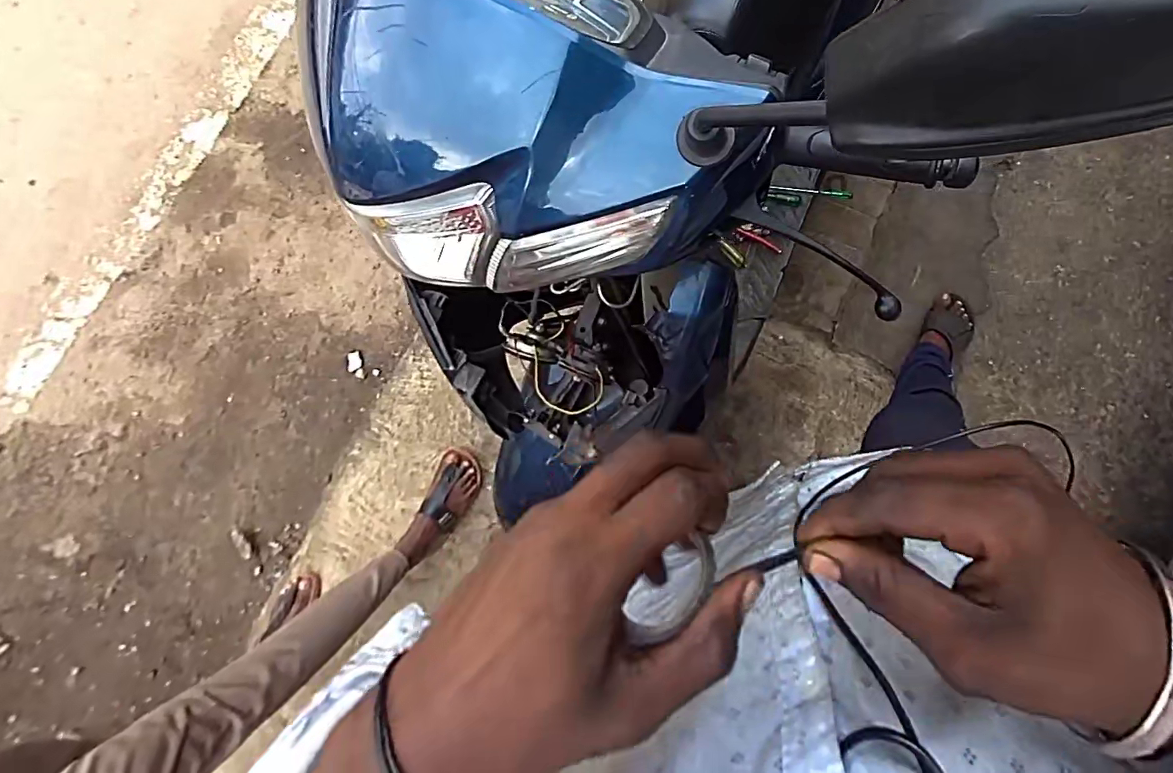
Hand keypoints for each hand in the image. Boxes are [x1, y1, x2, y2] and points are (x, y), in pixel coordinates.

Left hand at [315, 433, 761, 772]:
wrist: (423, 725)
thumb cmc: (531, 722)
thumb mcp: (631, 708)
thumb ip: (705, 649)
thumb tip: (750, 584)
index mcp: (596, 560)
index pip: (677, 490)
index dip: (715, 495)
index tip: (723, 525)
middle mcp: (569, 518)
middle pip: (648, 448)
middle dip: (696, 455)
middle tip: (718, 492)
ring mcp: (542, 513)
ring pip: (619, 463)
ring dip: (661, 477)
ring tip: (679, 534)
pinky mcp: (525, 522)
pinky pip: (590, 490)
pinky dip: (627, 498)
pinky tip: (629, 557)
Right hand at [796, 447, 1168, 735]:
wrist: (1150, 650)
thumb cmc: (1064, 660)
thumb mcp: (971, 650)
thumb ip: (892, 594)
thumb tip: (828, 557)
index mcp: (999, 511)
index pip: (894, 497)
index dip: (840, 517)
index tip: (803, 544)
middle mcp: (1002, 466)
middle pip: (899, 470)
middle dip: (854, 507)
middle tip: (828, 551)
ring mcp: (1010, 460)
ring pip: (915, 464)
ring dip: (878, 499)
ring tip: (861, 547)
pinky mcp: (1013, 466)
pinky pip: (939, 468)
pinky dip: (908, 494)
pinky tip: (898, 530)